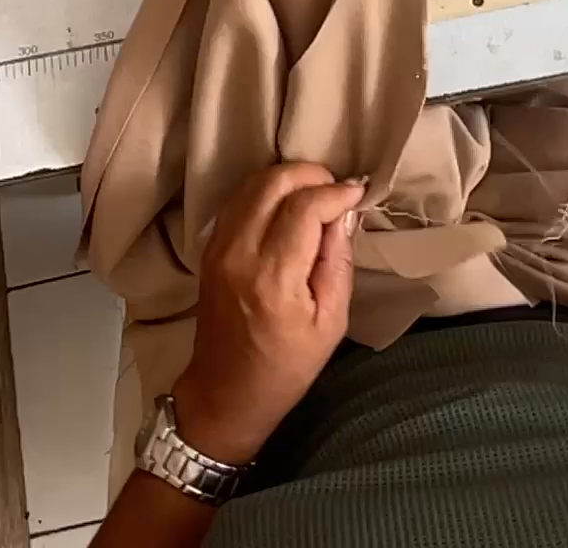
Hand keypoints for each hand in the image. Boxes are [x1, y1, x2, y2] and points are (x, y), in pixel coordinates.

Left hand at [171, 163, 363, 464]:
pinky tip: (288, 204)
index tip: (357, 192)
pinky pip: (239, 199)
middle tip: (336, 188)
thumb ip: (338, 262)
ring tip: (316, 194)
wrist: (224, 392)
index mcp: (273, 278)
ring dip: (288, 178)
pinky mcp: (209, 247)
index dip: (335, 192)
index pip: (304, 208)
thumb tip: (343, 214)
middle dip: (310, 174)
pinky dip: (266, 190)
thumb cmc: (285, 367)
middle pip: (273, 183)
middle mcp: (240, 253)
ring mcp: (218, 247)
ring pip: (252, 184)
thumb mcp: (331, 322)